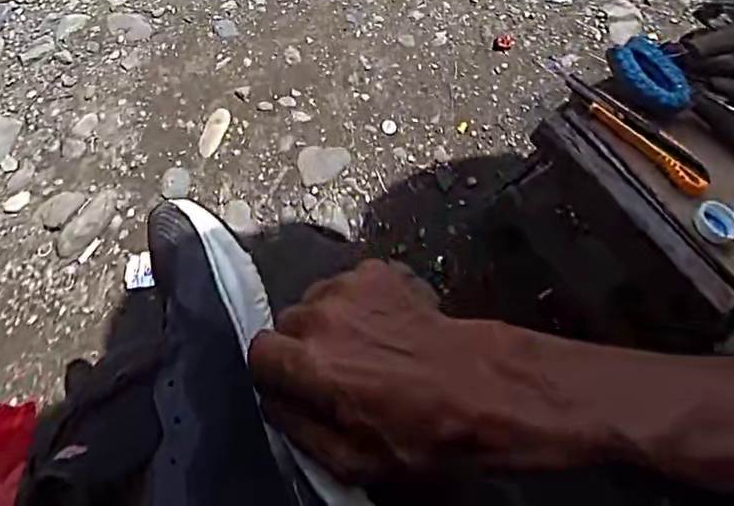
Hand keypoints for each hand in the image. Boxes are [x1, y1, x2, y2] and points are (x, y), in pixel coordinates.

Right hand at [248, 259, 508, 482]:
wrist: (474, 386)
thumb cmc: (422, 431)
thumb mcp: (352, 463)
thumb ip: (299, 430)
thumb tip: (273, 403)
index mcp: (313, 364)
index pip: (259, 351)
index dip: (273, 371)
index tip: (290, 381)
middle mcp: (325, 315)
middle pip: (287, 322)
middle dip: (301, 346)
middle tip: (334, 369)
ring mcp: (351, 286)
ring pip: (315, 299)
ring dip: (329, 320)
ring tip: (363, 346)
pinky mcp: (375, 270)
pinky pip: (347, 283)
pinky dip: (358, 301)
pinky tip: (383, 325)